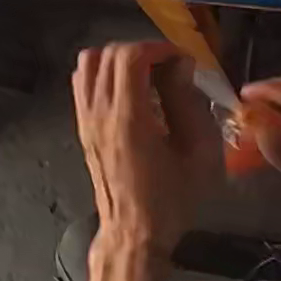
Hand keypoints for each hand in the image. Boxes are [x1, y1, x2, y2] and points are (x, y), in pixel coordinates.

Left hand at [72, 42, 222, 262]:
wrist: (133, 233)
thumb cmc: (171, 200)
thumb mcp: (199, 154)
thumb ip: (190, 103)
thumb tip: (181, 66)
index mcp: (129, 120)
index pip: (131, 57)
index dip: (159, 48)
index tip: (182, 61)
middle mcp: (100, 113)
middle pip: (110, 53)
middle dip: (144, 50)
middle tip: (169, 67)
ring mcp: (85, 118)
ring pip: (90, 61)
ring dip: (120, 58)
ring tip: (147, 74)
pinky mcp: (81, 125)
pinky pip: (83, 80)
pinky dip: (103, 71)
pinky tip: (128, 88)